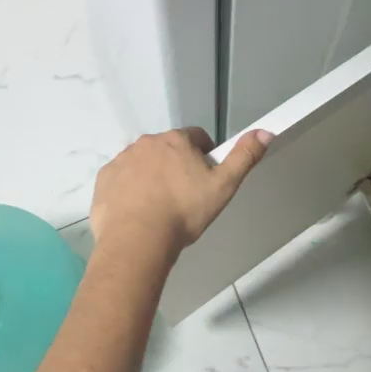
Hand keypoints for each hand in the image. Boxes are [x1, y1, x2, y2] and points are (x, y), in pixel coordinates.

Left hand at [90, 128, 273, 259]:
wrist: (137, 240)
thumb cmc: (183, 212)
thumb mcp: (223, 186)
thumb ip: (244, 157)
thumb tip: (265, 132)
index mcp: (176, 141)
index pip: (197, 138)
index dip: (205, 156)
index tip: (205, 179)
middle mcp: (147, 143)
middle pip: (168, 149)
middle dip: (176, 166)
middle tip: (184, 197)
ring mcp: (122, 160)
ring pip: (143, 163)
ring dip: (152, 177)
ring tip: (160, 208)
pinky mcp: (105, 179)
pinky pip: (121, 179)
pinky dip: (129, 190)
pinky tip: (138, 212)